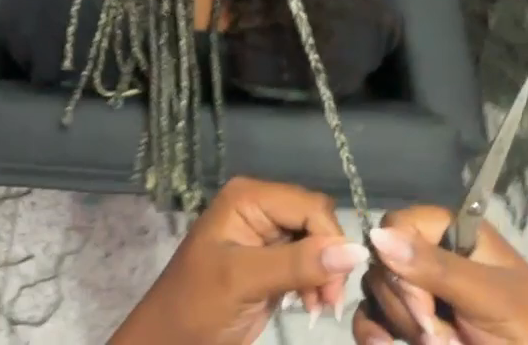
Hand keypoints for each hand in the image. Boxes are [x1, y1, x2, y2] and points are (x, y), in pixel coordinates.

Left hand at [112, 178, 369, 344]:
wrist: (171, 337)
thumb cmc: (198, 303)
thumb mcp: (245, 280)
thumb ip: (298, 264)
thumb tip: (356, 251)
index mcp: (249, 196)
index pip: (309, 205)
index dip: (330, 240)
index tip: (335, 287)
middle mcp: (260, 206)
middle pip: (316, 220)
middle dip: (328, 259)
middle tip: (326, 302)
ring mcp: (266, 233)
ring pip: (317, 242)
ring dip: (324, 274)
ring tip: (316, 307)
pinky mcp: (271, 260)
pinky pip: (308, 261)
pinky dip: (315, 283)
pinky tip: (308, 305)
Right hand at [355, 210, 527, 344]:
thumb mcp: (492, 300)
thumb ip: (437, 267)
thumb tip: (377, 237)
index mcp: (454, 233)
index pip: (399, 224)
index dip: (400, 261)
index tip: (426, 307)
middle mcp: (431, 254)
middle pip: (384, 259)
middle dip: (407, 305)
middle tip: (444, 339)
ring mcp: (420, 290)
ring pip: (376, 289)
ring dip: (401, 324)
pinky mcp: (411, 323)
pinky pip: (372, 315)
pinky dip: (371, 332)